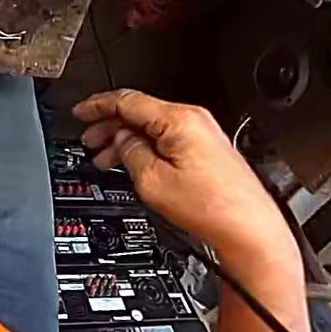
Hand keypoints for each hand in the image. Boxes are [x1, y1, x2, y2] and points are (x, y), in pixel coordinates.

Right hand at [74, 89, 296, 273]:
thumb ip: (130, 152)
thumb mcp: (152, 182)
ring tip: (106, 158)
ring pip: (152, 126)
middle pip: (139, 112)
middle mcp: (194, 119)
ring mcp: (203, 133)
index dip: (98, 106)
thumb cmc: (214, 209)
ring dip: (125, 139)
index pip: (127, 100)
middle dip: (109, 125)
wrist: (250, 231)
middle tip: (89, 140)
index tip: (81, 112)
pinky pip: (168, 137)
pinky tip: (133, 163)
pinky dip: (146, 147)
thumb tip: (120, 140)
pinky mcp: (207, 148)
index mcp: (179, 120)